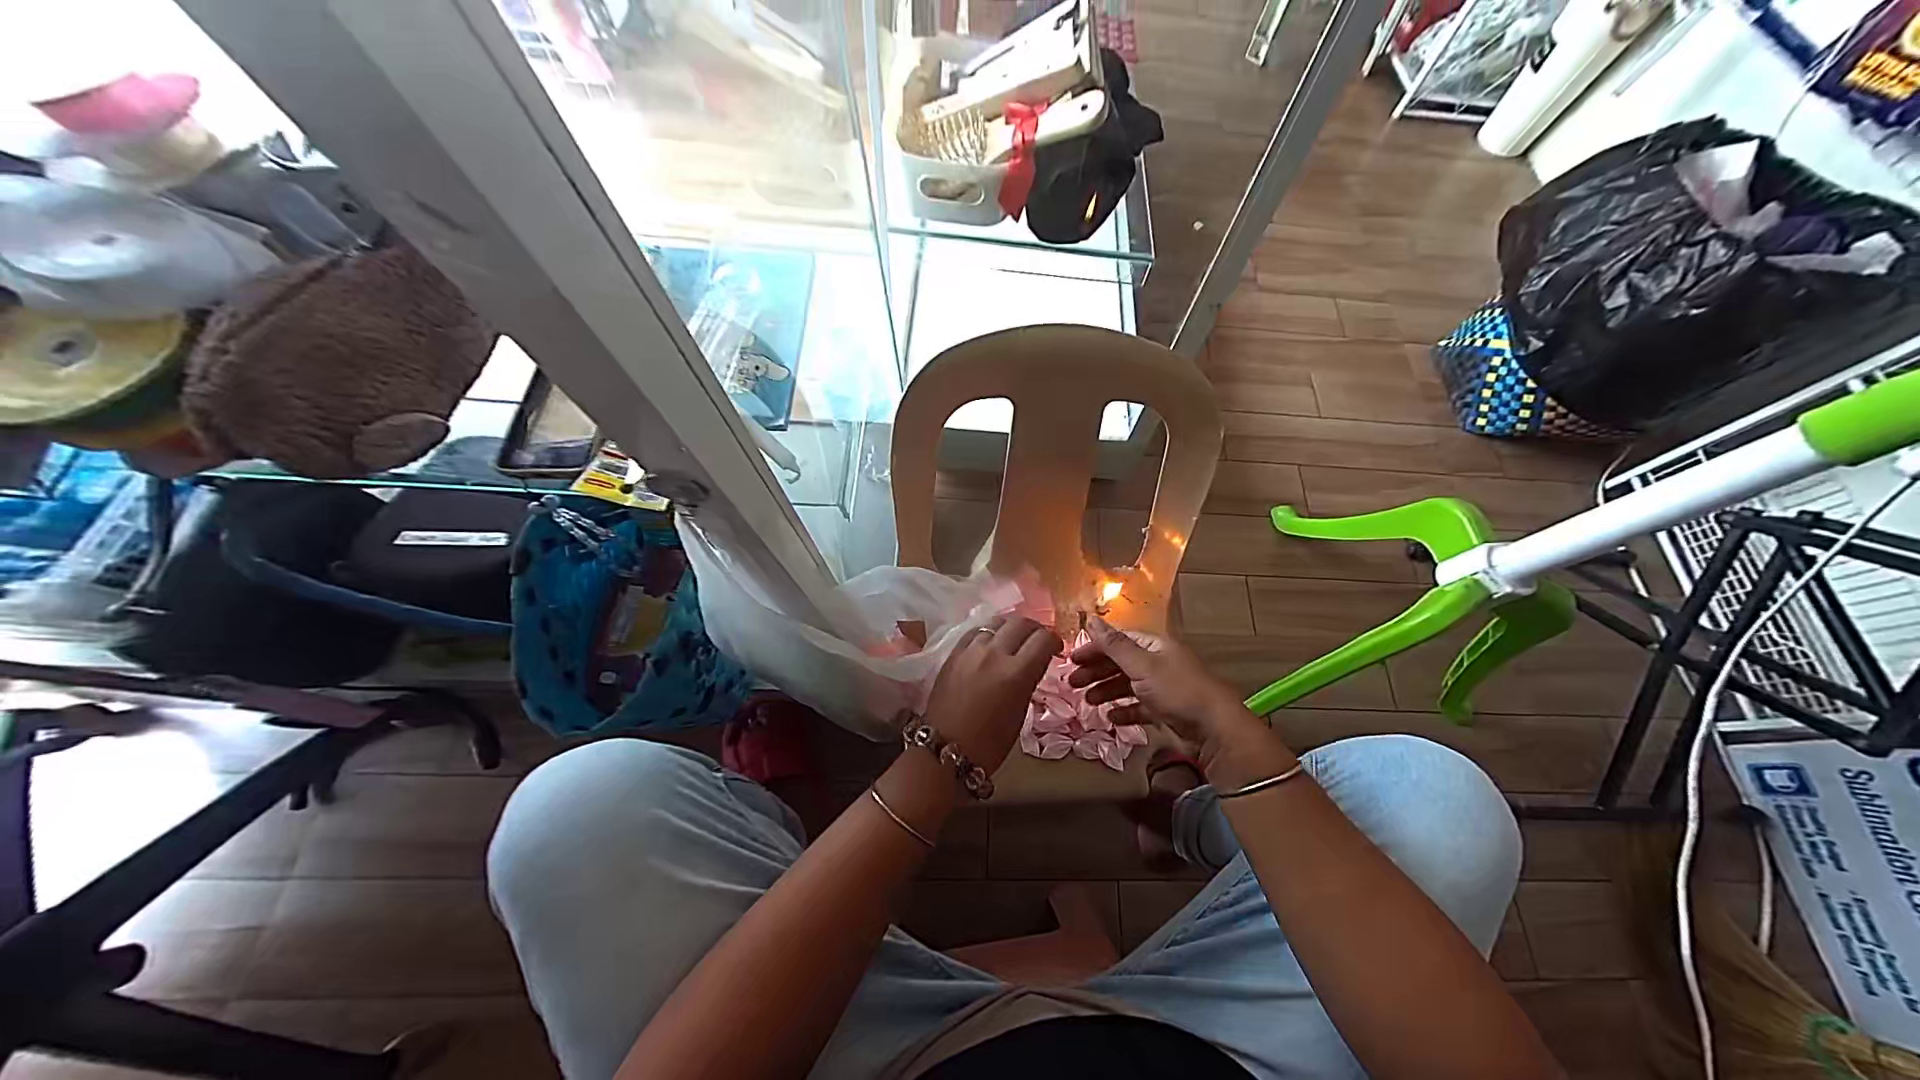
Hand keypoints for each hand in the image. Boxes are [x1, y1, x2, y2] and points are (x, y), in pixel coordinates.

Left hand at [924, 615, 1061, 774]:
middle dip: (1034, 630)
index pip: (1043, 640)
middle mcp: (994, 654)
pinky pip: (975, 632)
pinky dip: (988, 633)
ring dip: (1010, 629)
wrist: (946, 748)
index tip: (1055, 649)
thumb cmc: (989, 742)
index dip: (1054, 641)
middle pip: (1020, 624)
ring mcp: (971, 651)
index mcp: (1016, 673)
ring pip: (996, 623)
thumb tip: (1032, 666)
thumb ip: (1027, 682)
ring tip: (1012, 640)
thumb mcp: (1019, 713)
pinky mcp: (953, 654)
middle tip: (1037, 642)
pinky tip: (989, 643)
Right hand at [1067, 617, 1271, 766]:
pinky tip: (1111, 717)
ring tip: (1088, 701)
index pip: (1119, 641)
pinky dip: (1123, 711)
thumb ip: (1113, 645)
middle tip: (1072, 682)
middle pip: (1121, 663)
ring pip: (1127, 685)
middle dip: (1096, 671)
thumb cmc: (1177, 691)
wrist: (1213, 730)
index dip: (1095, 648)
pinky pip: (1138, 708)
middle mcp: (1159, 664)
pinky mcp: (1166, 712)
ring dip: (1106, 691)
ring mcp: (1163, 689)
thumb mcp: (1142, 665)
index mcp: (1155, 647)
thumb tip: (1090, 619)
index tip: (1072, 659)